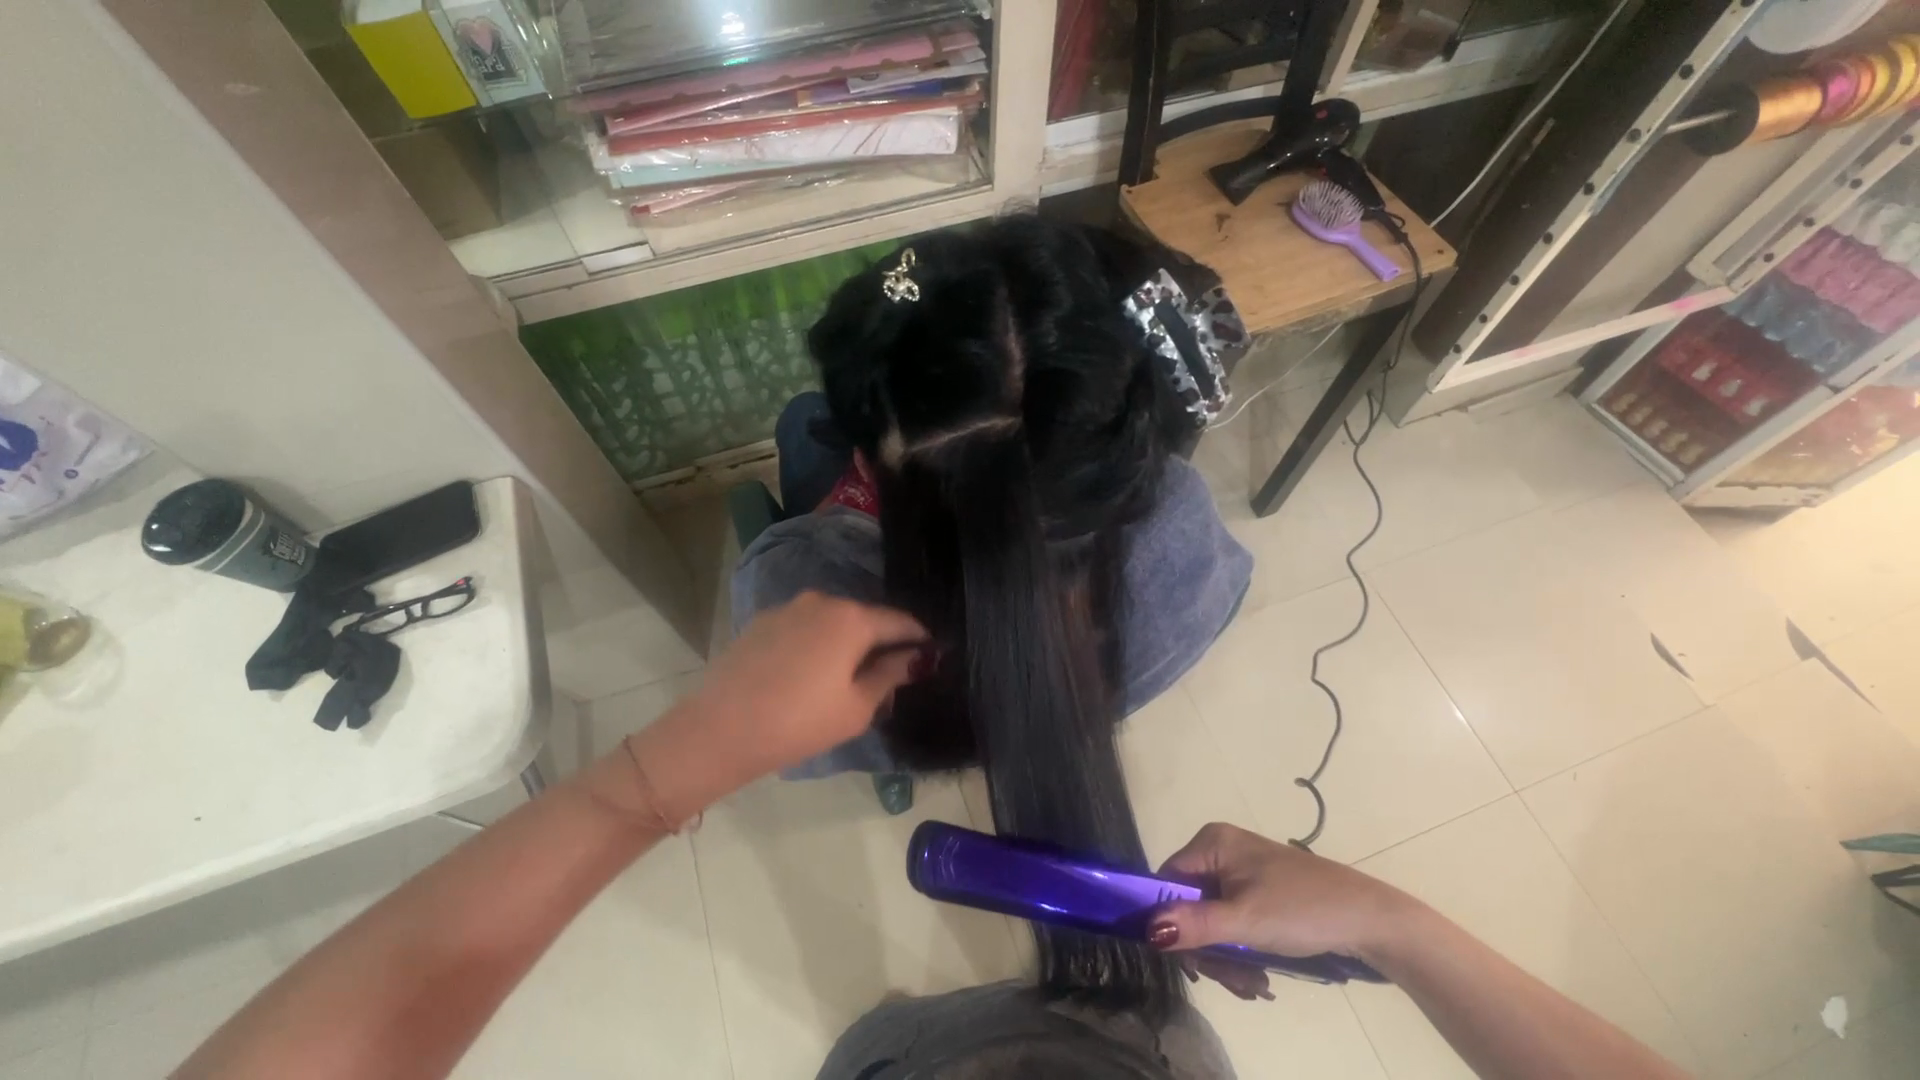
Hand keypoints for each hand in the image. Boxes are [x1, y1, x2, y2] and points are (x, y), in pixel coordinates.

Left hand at [617, 592, 928, 823]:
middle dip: (882, 642)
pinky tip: (811, 675)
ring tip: (848, 680)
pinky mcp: (761, 622)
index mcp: (852, 618)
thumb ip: (891, 675)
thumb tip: (916, 657)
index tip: (930, 659)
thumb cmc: (800, 723)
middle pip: (866, 618)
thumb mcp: (857, 708)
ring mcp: (787, 608)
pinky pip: (804, 628)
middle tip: (891, 677)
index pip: (901, 622)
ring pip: (833, 622)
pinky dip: (817, 645)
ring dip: (847, 643)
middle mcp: (822, 601)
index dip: (920, 640)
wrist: (719, 729)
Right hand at [1150, 823, 1422, 965]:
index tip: (1190, 961)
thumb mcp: (1244, 921)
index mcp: (1212, 842)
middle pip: (1188, 905)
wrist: (1370, 919)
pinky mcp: (1260, 891)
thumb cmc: (1302, 911)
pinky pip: (1232, 921)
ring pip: (1211, 919)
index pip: (1166, 881)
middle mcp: (1222, 849)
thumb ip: (1194, 924)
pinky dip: (1241, 952)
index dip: (1169, 922)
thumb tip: (1146, 929)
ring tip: (1254, 986)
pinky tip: (1259, 977)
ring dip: (1226, 958)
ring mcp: (1242, 870)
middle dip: (1207, 950)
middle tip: (1233, 983)